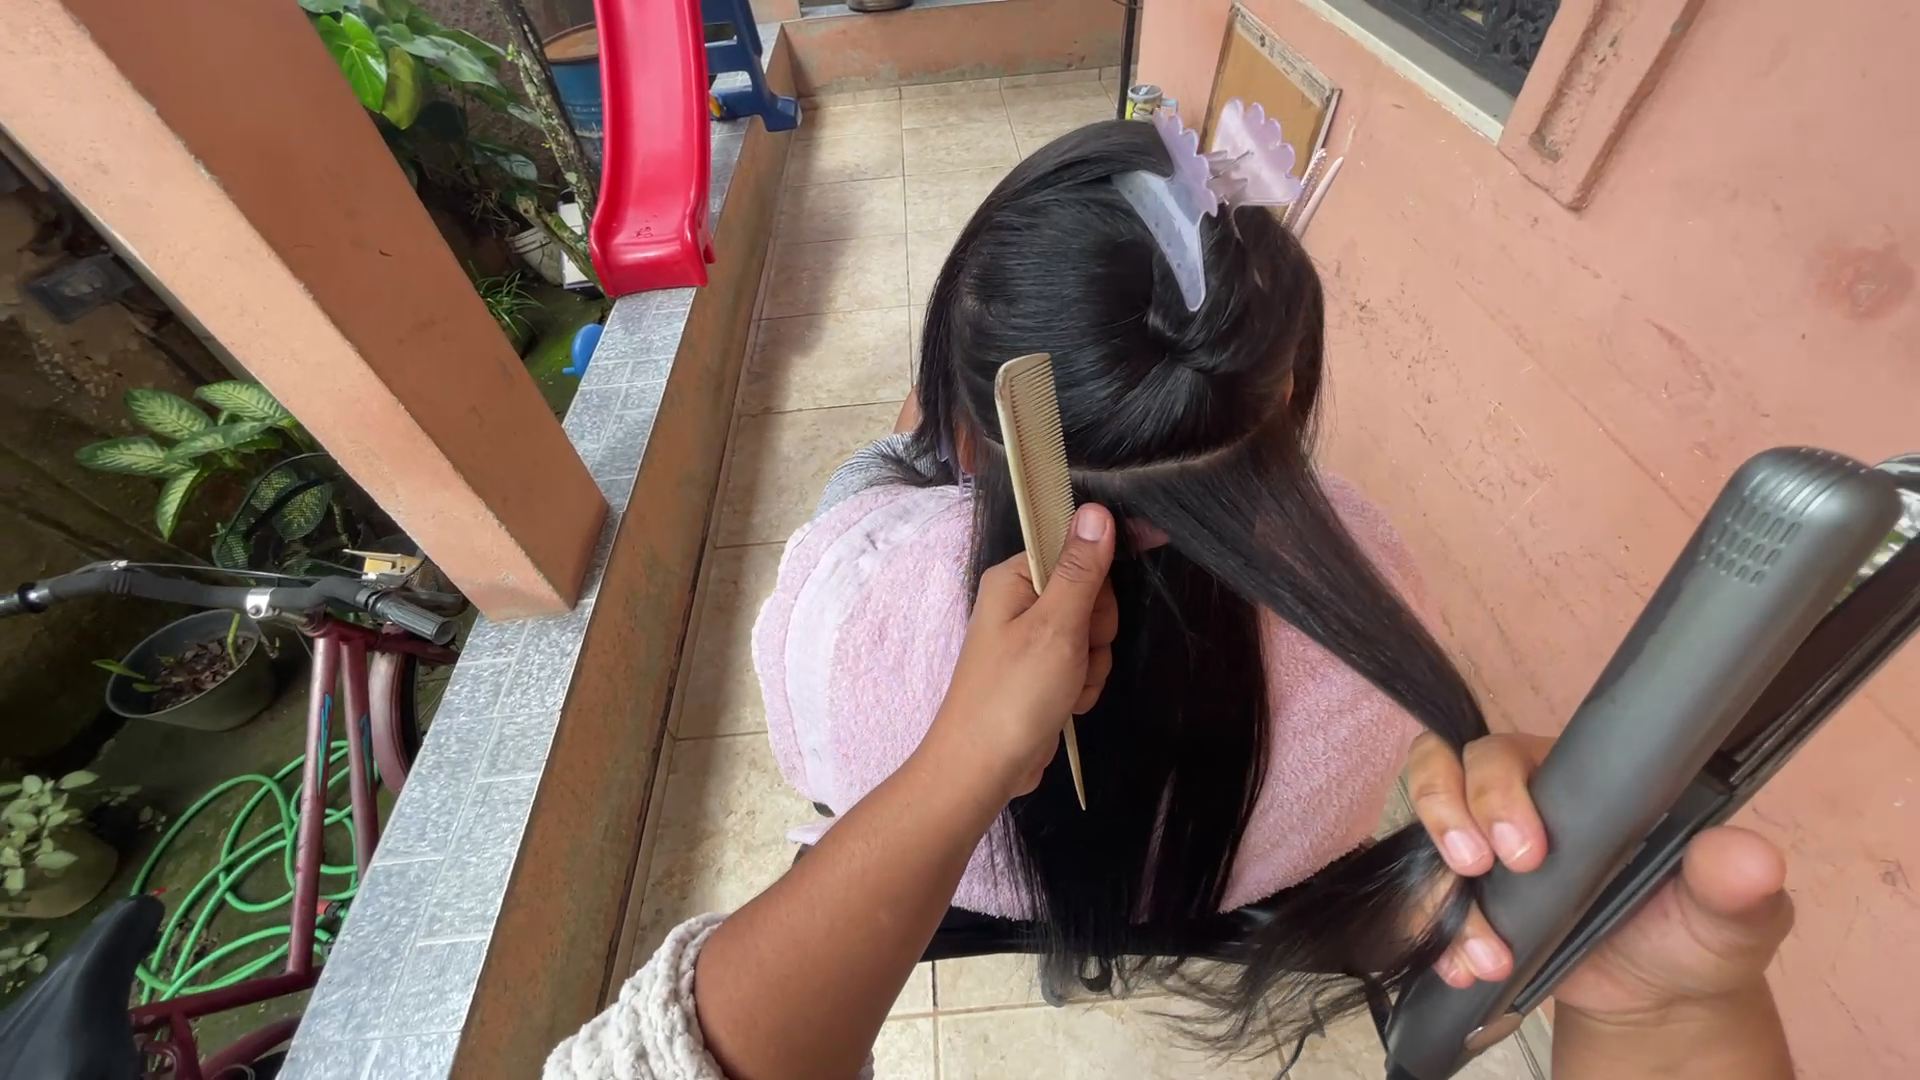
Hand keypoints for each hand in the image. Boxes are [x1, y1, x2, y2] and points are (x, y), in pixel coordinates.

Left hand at [923, 504, 1118, 800]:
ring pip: (1094, 635)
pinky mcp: (1043, 671)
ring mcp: (1032, 639)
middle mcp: (1022, 602)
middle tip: (1072, 654)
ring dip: (1090, 665)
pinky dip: (1082, 685)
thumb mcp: (1055, 626)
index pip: (1076, 551)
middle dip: (1095, 632)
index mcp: (1015, 578)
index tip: (1107, 600)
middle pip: (1092, 596)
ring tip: (1063, 687)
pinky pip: (1084, 664)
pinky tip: (1064, 704)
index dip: (1099, 577)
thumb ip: (1081, 570)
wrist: (983, 769)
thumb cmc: (1014, 693)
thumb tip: (1097, 510)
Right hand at [1409, 733, 1793, 1022]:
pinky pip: (1418, 888)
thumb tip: (1748, 854)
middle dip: (1445, 812)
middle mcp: (1503, 793)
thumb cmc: (1689, 935)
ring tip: (1483, 947)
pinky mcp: (1454, 886)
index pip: (1501, 752)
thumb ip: (1731, 884)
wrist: (1653, 997)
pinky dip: (1431, 926)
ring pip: (1418, 823)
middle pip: (1438, 765)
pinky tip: (1465, 965)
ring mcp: (1471, 837)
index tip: (1526, 853)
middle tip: (1475, 867)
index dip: (1495, 789)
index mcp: (1561, 777)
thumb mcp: (1723, 914)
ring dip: (1434, 883)